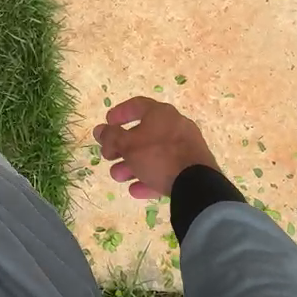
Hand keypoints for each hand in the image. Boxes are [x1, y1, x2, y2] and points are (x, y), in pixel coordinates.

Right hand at [93, 96, 218, 199]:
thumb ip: (110, 137)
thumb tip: (98, 130)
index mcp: (161, 113)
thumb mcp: (127, 145)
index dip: (119, 113)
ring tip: (118, 177)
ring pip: (154, 154)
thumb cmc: (158, 156)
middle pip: (143, 135)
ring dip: (133, 165)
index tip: (107, 123)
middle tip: (108, 157)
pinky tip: (136, 190)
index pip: (136, 106)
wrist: (197, 186)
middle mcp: (176, 126)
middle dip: (122, 148)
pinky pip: (167, 170)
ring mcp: (187, 148)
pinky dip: (150, 177)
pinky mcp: (194, 169)